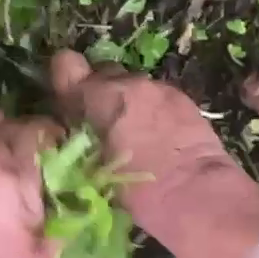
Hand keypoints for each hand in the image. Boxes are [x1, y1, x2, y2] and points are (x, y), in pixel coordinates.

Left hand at [0, 110, 58, 257]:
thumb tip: (77, 189)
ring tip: (0, 144)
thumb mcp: (47, 257)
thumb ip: (65, 216)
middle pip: (12, 126)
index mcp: (18, 181)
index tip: (56, 145)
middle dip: (26, 135)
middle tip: (30, 153)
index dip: (50, 135)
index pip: (39, 133)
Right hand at [50, 49, 258, 257]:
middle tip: (107, 121)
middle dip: (102, 92)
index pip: (65, 63)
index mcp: (92, 98)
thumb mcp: (90, 163)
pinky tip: (162, 134)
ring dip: (130, 100)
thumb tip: (75, 125)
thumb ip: (79, 133)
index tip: (72, 97)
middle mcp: (121, 82)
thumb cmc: (135, 190)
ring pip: (132, 83)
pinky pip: (157, 93)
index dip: (67, 78)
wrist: (193, 194)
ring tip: (139, 132)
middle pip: (102, 72)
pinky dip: (154, 108)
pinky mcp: (179, 94)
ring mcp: (153, 86)